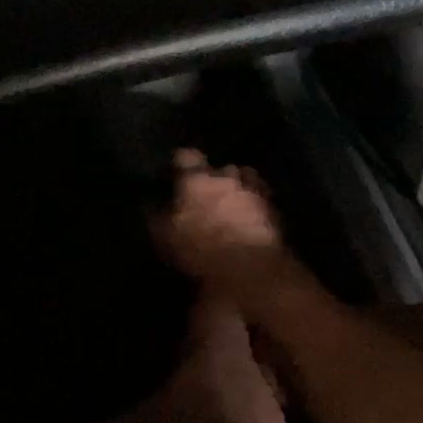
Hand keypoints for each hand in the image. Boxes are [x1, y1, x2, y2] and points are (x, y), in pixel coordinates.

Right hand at [150, 150, 287, 302]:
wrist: (250, 267)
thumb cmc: (200, 248)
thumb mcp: (165, 237)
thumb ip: (155, 217)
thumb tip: (148, 204)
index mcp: (196, 179)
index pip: (186, 155)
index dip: (180, 162)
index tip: (175, 172)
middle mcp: (226, 177)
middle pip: (221, 167)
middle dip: (215, 177)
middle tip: (208, 193)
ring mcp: (253, 191)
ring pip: (246, 179)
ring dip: (240, 187)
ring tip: (234, 203)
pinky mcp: (273, 210)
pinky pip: (263, 200)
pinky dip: (257, 205)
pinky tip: (251, 218)